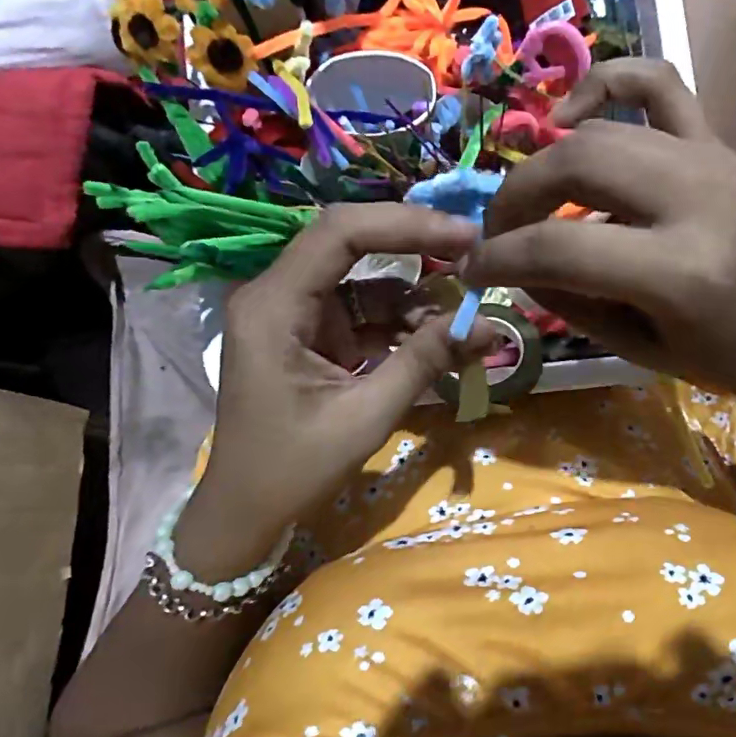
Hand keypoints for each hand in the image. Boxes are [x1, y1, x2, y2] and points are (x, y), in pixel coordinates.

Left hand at [179, 204, 480, 571]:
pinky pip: (363, 315)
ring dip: (415, 300)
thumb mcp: (367, 415)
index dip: (407, 225)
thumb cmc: (294, 468)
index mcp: (275, 306)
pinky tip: (437, 343)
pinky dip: (401, 326)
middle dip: (416, 250)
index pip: (341, 234)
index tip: (464, 236)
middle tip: (473, 259)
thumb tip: (488, 328)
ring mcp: (295, 315)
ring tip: (463, 323)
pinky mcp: (311, 336)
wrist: (246, 511)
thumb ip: (425, 362)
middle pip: (353, 246)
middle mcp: (279, 295)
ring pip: (365, 283)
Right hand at [465, 60, 735, 399]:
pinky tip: (572, 119)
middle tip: (500, 230)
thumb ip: (565, 296)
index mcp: (682, 273)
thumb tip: (510, 255)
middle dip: (518, 196)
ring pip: (604, 130)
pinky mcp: (721, 143)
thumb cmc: (713, 357)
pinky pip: (658, 83)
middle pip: (578, 165)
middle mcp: (700, 202)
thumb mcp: (630, 345)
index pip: (562, 246)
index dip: (502, 256)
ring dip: (548, 158)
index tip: (473, 269)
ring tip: (530, 194)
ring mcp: (715, 161)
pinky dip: (605, 84)